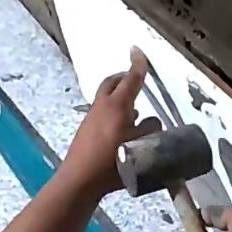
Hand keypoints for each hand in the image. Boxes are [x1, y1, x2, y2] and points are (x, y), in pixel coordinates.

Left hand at [61, 48, 160, 199]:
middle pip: (112, 82)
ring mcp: (91, 118)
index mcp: (118, 105)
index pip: (131, 79)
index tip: (138, 52)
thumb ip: (149, 130)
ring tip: (134, 108)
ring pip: (107, 98)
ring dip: (119, 96)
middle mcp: (102, 107)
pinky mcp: (86, 131)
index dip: (138, 65)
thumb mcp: (141, 145)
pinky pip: (103, 112)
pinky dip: (114, 111)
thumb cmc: (114, 161)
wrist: (80, 179)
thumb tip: (151, 122)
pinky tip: (122, 129)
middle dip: (124, 76)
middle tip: (135, 78)